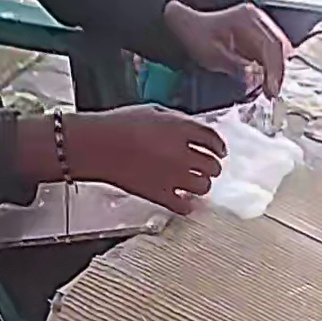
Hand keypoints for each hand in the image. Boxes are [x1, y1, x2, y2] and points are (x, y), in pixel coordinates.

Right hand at [64, 105, 225, 213]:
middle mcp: (181, 154)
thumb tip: (193, 133)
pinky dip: (188, 206)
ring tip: (196, 185)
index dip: (219, 147)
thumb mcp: (154, 112)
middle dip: (212, 168)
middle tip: (208, 169)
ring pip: (203, 187)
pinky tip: (184, 202)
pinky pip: (185, 207)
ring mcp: (172, 176)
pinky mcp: (161, 195)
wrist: (101, 146)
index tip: (220, 152)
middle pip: (212, 166)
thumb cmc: (122, 125)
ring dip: (202, 186)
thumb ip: (178, 123)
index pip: (213, 139)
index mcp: (181, 129)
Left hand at [163, 2, 289, 96]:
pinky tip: (265, 83)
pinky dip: (270, 70)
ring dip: (276, 72)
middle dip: (278, 73)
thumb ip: (238, 68)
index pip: (272, 45)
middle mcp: (257, 20)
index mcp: (249, 20)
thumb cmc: (199, 38)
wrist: (191, 29)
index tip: (272, 90)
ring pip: (278, 51)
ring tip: (268, 91)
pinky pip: (270, 54)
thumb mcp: (215, 57)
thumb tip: (256, 79)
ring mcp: (259, 27)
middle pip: (279, 47)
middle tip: (272, 95)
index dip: (275, 70)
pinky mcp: (256, 38)